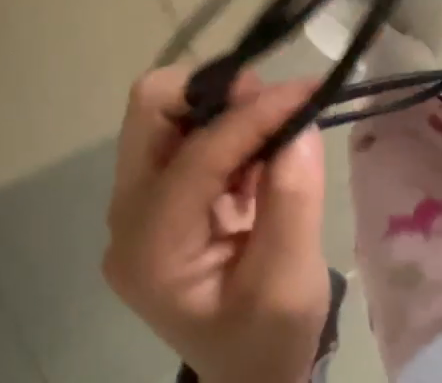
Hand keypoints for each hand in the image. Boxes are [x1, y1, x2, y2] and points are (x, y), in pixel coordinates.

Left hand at [104, 69, 328, 382]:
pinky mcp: (161, 198)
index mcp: (151, 248)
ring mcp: (140, 206)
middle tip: (277, 102)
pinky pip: (186, 132)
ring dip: (224, 104)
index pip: (198, 153)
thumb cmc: (268, 337)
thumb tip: (299, 125)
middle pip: (151, 111)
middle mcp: (129, 217)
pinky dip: (228, 123)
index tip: (312, 88)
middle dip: (217, 90)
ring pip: (166, 112)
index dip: (256, 112)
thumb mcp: (289, 281)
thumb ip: (292, 200)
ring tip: (277, 129)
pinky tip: (263, 150)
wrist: (248, 373)